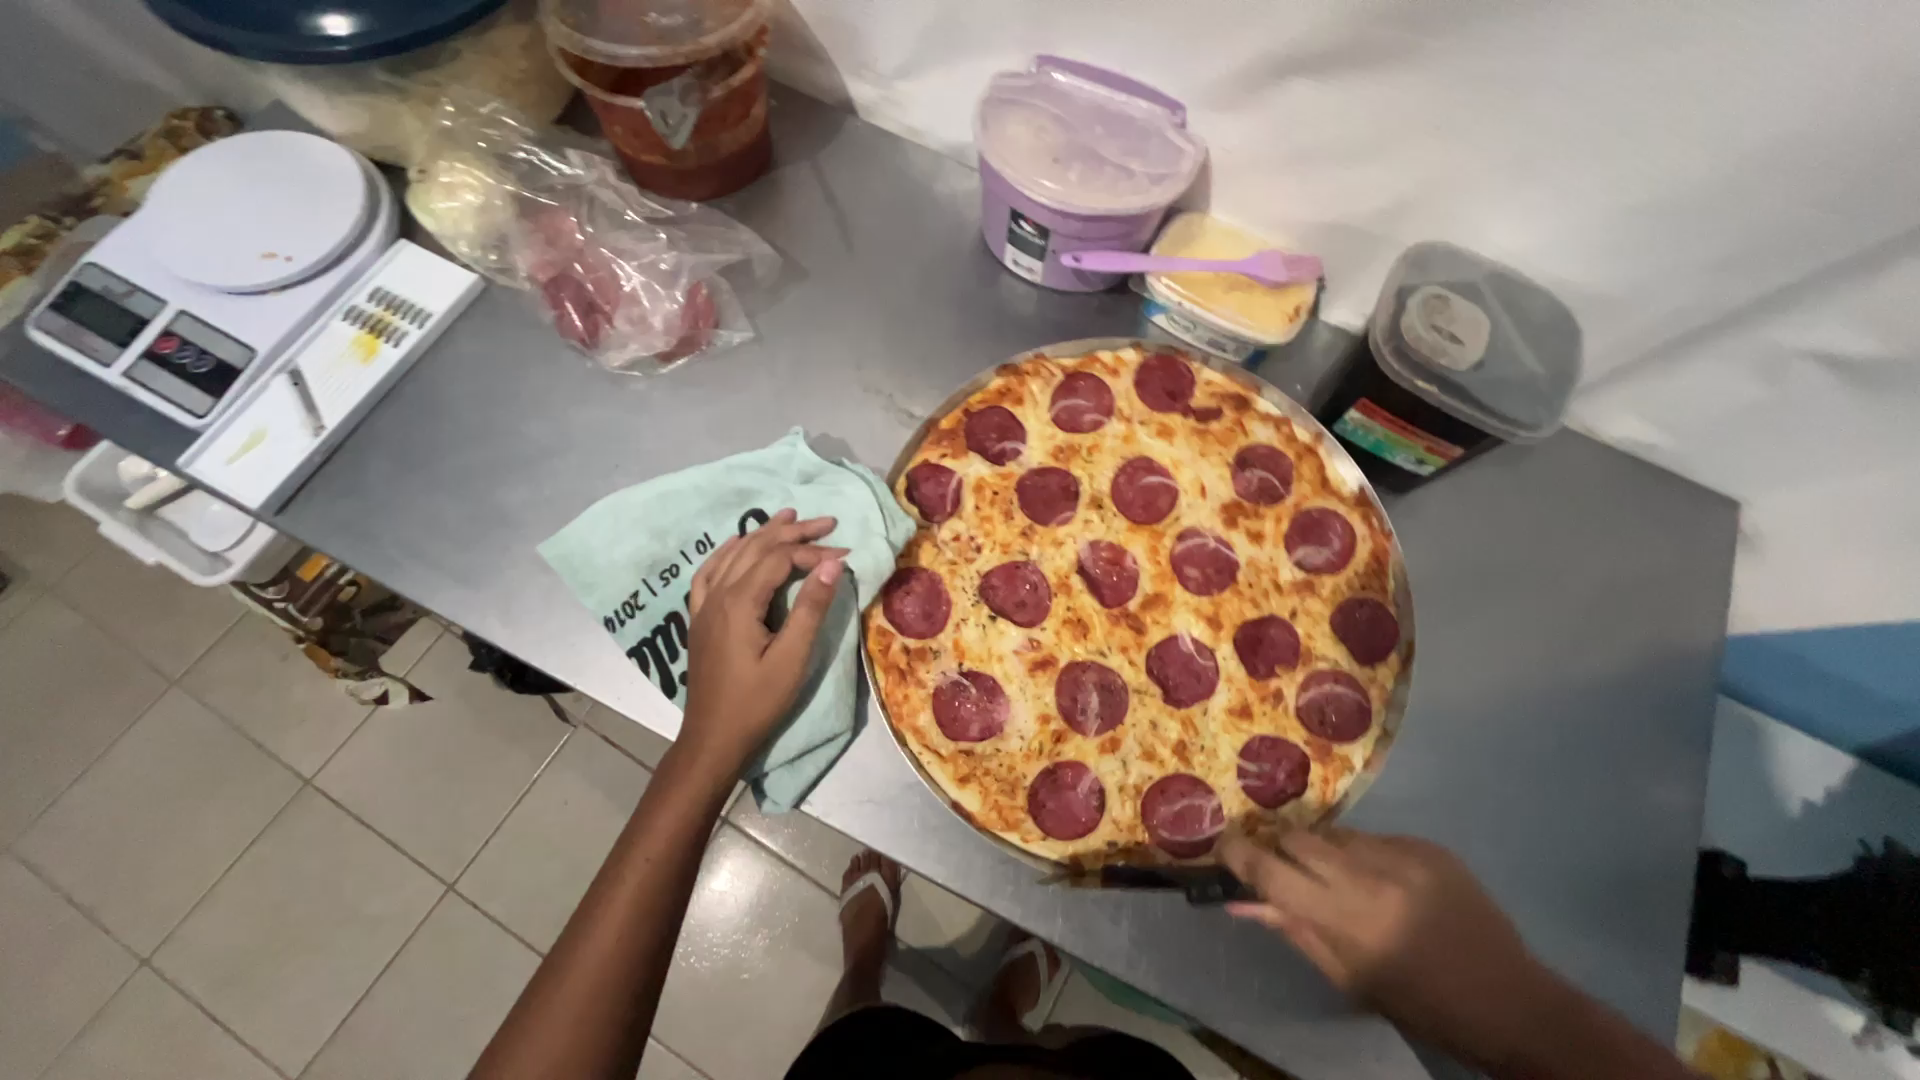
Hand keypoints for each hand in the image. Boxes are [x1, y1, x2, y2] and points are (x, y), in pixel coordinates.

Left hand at [680, 509, 846, 772]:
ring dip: (762, 533)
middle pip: (756, 548)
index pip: (780, 560)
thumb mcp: (793, 658)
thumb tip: (833, 564)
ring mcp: (704, 607)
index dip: (814, 552)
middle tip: (827, 522)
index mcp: (740, 603)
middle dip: (793, 532)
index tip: (846, 556)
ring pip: (733, 555)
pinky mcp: (700, 619)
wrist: (713, 738)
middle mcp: (718, 595)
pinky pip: (709, 573)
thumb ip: (811, 608)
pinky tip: (735, 546)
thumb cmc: (757, 702)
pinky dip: (726, 552)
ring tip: (788, 517)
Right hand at [1219, 830, 1550, 1051]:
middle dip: (1280, 847)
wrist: (1510, 1000)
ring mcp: (1401, 854)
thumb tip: (1240, 901)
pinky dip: (1365, 855)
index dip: (1238, 853)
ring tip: (1340, 879)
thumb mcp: (1348, 978)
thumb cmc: (1418, 1002)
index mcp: (1344, 918)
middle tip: (1281, 865)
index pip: (1269, 870)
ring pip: (1335, 834)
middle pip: (1296, 836)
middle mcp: (1368, 875)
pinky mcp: (1427, 845)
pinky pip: (1374, 838)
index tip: (1222, 846)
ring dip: (1323, 851)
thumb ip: (1293, 930)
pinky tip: (1384, 883)